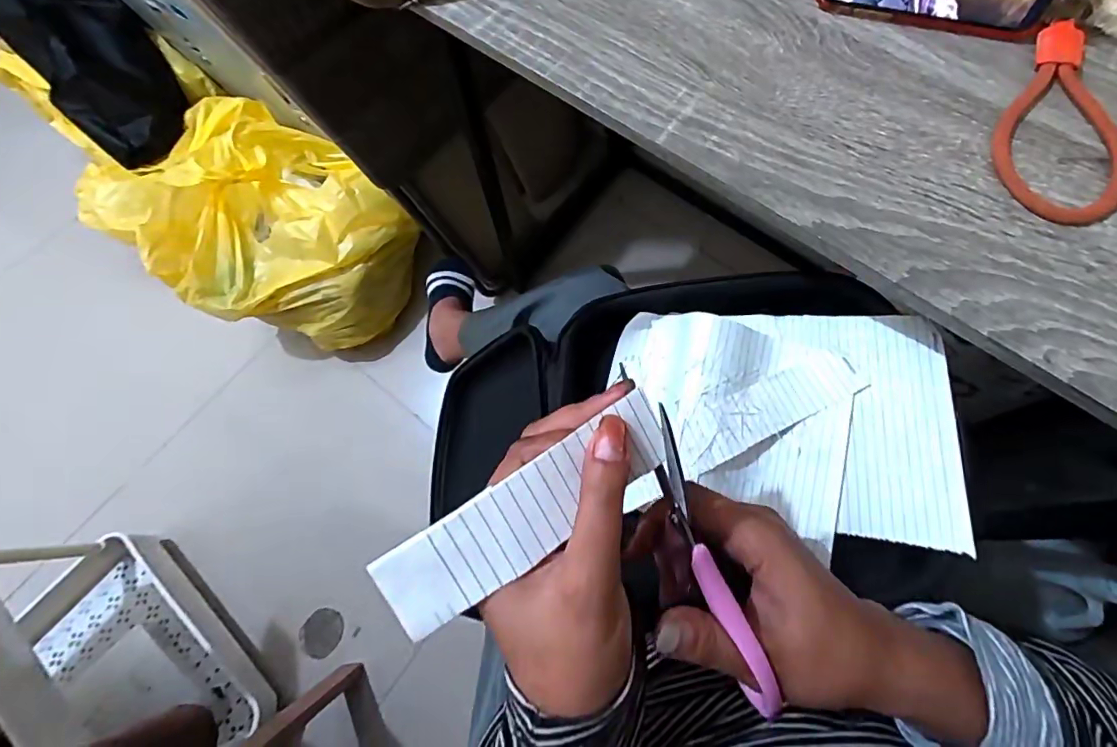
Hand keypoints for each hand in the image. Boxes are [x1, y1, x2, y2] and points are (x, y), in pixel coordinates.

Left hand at [477, 382, 637, 717]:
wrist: (585, 713)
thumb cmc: (571, 659)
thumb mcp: (588, 579)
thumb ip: (596, 505)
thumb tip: (608, 437)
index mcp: (493, 533)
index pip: (522, 461)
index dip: (564, 429)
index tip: (608, 410)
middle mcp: (507, 523)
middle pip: (539, 455)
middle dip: (580, 425)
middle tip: (620, 402)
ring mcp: (533, 527)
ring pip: (557, 468)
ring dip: (592, 442)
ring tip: (624, 418)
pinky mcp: (559, 535)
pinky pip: (576, 490)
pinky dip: (602, 472)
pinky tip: (622, 457)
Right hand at [640, 486, 986, 742]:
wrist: (876, 659)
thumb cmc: (826, 653)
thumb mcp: (763, 655)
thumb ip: (708, 641)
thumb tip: (657, 630)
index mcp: (751, 532)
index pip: (684, 499)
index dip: (654, 521)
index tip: (634, 555)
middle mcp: (750, 521)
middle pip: (686, 513)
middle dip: (666, 551)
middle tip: (666, 597)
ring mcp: (753, 533)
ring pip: (695, 530)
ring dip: (680, 564)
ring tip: (682, 607)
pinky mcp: (754, 549)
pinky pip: (710, 544)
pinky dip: (696, 569)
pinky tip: (697, 603)